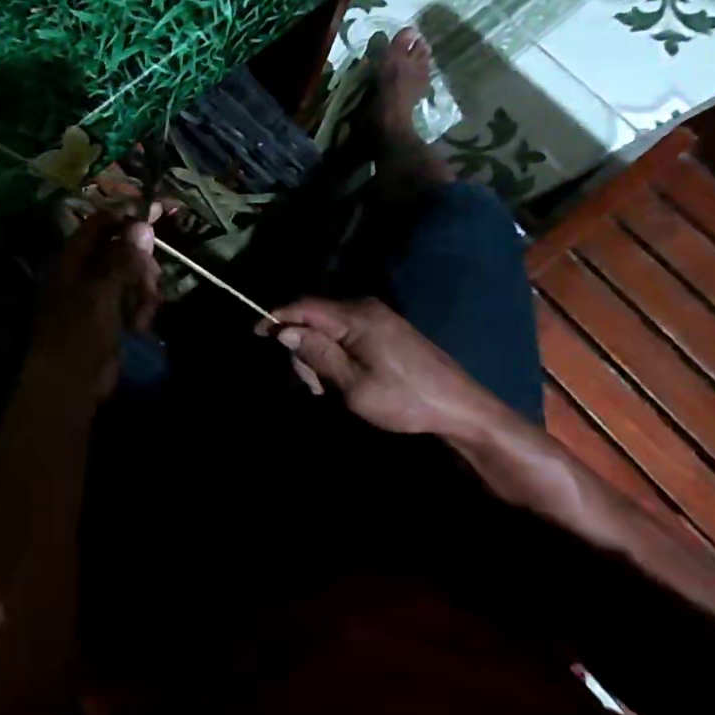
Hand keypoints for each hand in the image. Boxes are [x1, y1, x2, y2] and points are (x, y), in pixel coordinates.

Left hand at [27, 210, 160, 398]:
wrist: (70, 385)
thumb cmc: (78, 334)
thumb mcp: (101, 293)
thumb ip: (122, 260)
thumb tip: (142, 226)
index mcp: (71, 263)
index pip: (98, 226)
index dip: (125, 218)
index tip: (155, 215)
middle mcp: (84, 276)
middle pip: (120, 253)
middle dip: (140, 264)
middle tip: (150, 279)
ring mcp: (99, 299)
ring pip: (132, 279)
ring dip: (143, 291)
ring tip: (144, 309)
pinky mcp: (112, 320)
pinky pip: (134, 303)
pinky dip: (141, 311)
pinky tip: (141, 325)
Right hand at [257, 297, 500, 438]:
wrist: (458, 407)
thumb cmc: (404, 399)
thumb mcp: (353, 385)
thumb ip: (318, 354)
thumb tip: (285, 330)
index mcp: (357, 317)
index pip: (304, 307)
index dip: (277, 318)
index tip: (255, 334)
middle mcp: (365, 308)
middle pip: (314, 318)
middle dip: (302, 349)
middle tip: (312, 387)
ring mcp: (377, 317)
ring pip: (329, 328)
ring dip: (319, 356)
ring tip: (328, 389)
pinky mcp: (385, 329)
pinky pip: (346, 334)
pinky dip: (335, 355)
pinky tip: (342, 380)